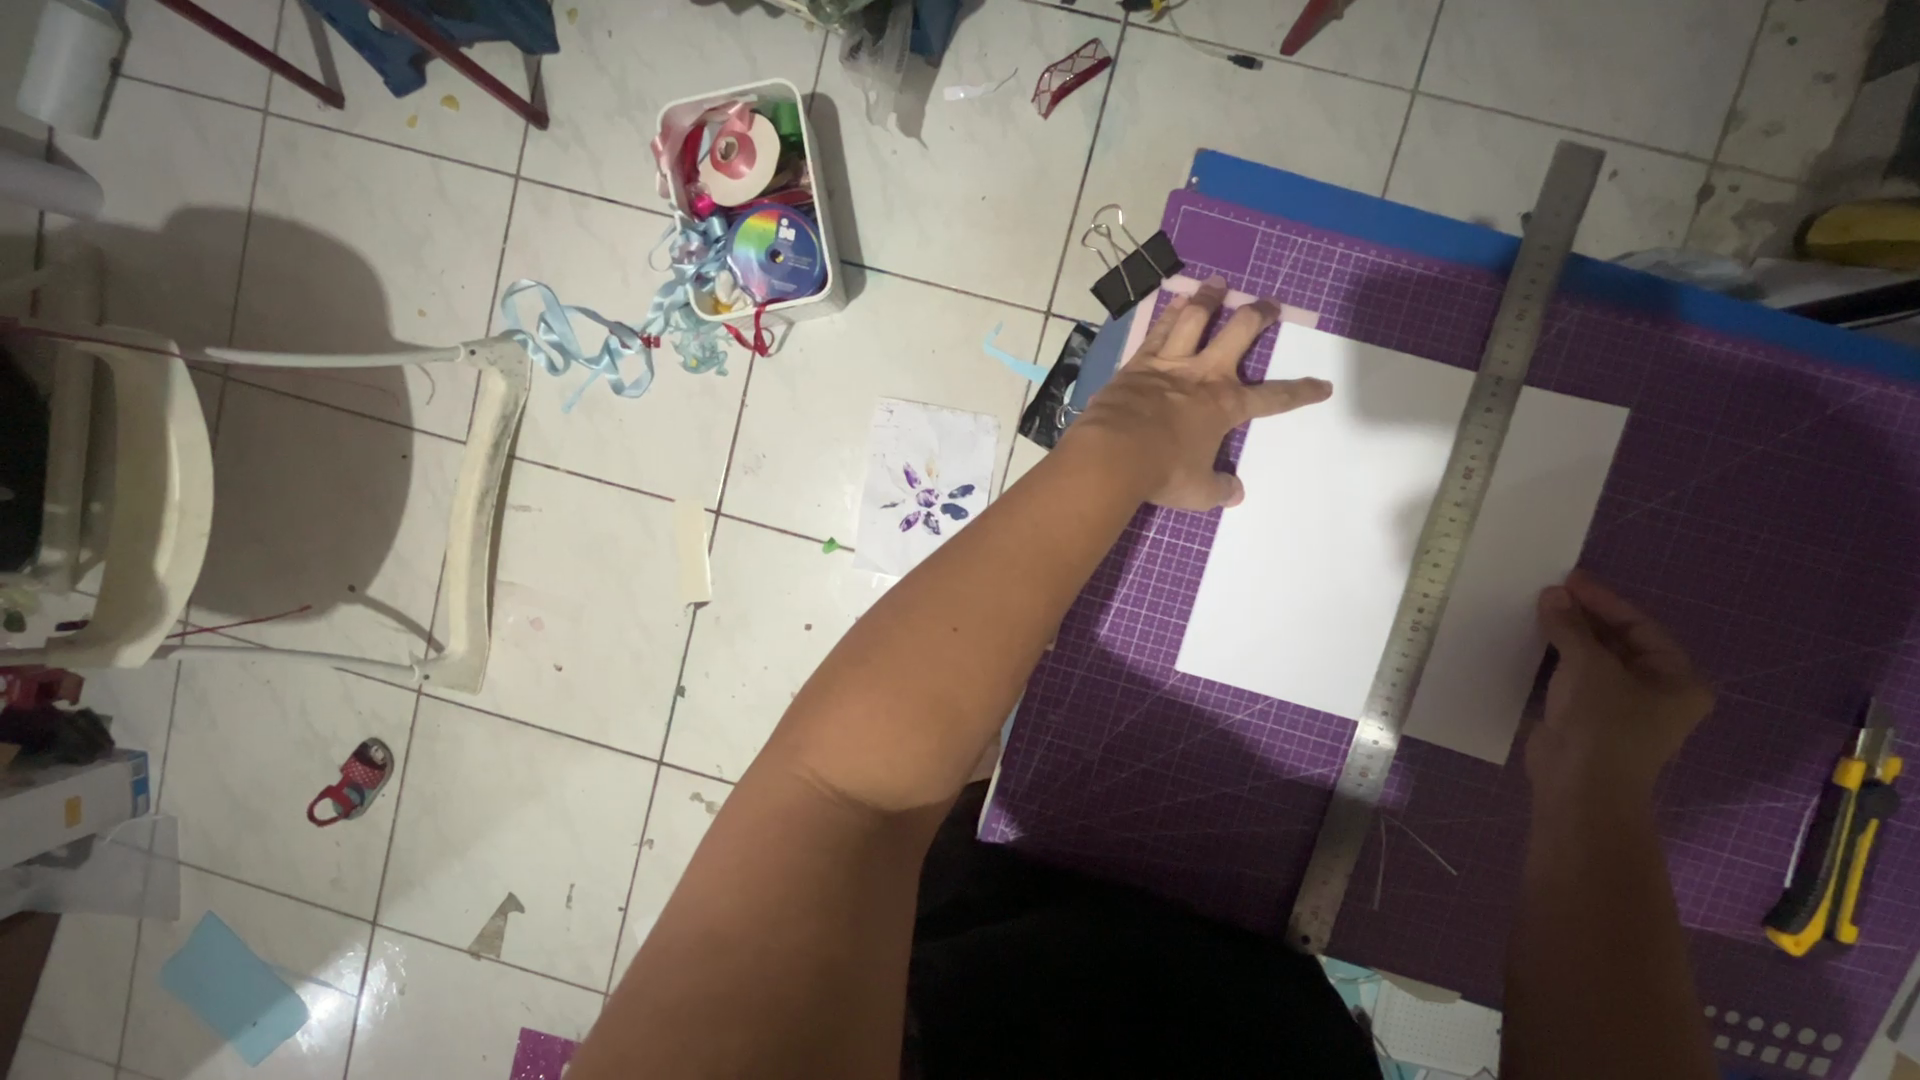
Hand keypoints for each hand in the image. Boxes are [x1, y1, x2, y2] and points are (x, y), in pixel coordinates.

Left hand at [1068, 276, 1331, 510]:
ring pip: (1195, 319)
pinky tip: (1175, 300)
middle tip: (1269, 304)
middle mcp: (1203, 376)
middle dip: (1259, 316)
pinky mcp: (1137, 363)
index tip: (1322, 386)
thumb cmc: (1162, 472)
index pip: (1273, 398)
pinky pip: (1158, 330)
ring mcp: (1169, 364)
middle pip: (1239, 334)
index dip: (1300, 392)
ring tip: (1218, 284)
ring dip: (1210, 299)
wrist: (1113, 454)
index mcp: (1225, 406)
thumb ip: (1219, 488)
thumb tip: (1234, 493)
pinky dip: (1169, 312)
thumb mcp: (1197, 491)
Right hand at [1527, 571, 1714, 803]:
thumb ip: (1571, 627)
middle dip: (1583, 617)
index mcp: (1676, 679)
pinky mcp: (1586, 717)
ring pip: (1592, 659)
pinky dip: (1554, 659)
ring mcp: (1619, 706)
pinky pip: (1572, 678)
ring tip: (1536, 612)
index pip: (1640, 627)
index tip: (1569, 580)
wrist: (1580, 785)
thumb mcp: (1589, 666)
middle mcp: (1654, 691)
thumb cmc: (1603, 724)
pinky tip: (1531, 643)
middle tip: (1548, 593)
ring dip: (1566, 637)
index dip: (1604, 601)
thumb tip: (1552, 594)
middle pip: (1617, 642)